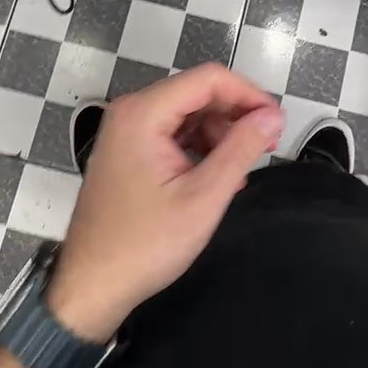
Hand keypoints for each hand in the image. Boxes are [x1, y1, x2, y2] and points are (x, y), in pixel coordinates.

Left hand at [48, 64, 284, 341]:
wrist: (91, 288)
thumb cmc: (145, 245)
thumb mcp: (203, 197)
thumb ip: (241, 150)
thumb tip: (273, 116)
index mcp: (144, 112)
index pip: (208, 79)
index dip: (248, 93)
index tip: (276, 120)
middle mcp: (132, 110)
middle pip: (197, 92)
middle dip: (236, 113)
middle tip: (268, 142)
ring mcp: (128, 129)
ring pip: (188, 112)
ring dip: (220, 131)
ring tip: (244, 164)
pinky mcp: (129, 148)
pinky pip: (174, 131)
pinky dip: (200, 145)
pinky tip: (219, 173)